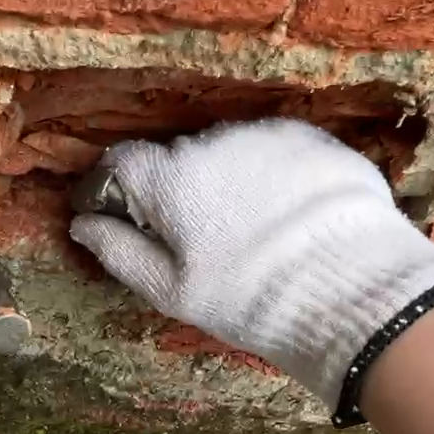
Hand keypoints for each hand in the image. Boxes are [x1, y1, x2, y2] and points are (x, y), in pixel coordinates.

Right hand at [70, 119, 433, 423]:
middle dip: (169, 189)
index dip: (111, 188)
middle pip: (173, 158)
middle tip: (189, 237)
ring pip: (223, 153)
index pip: (120, 162)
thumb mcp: (169, 289)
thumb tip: (82, 224)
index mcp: (170, 178)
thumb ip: (117, 250)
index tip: (115, 215)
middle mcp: (213, 141)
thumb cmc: (245, 298)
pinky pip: (268, 151)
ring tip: (242, 228)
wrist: (351, 291)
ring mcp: (267, 135)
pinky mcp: (314, 139)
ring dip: (218, 180)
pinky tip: (279, 215)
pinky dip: (261, 176)